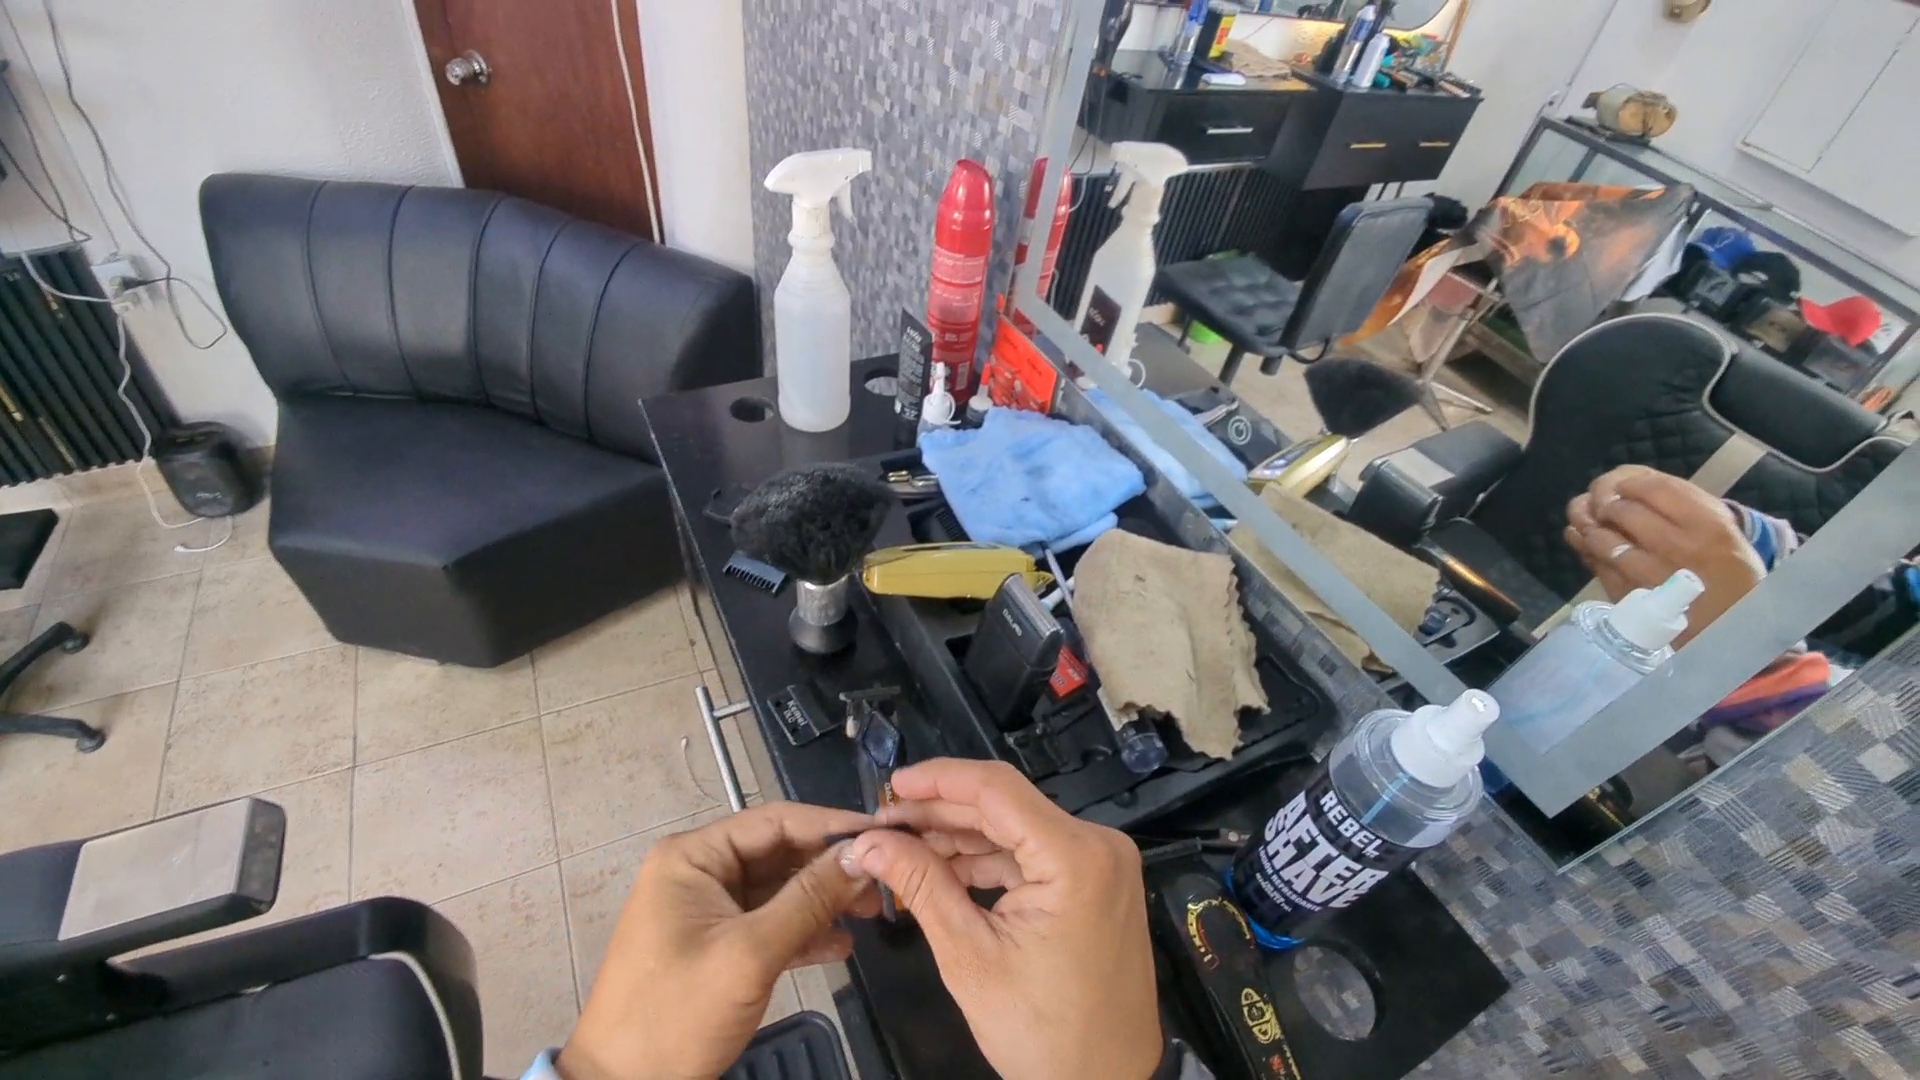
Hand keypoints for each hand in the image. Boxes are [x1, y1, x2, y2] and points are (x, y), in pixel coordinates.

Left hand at [560, 803, 877, 1079]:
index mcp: (695, 856)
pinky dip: (805, 930)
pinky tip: (841, 945)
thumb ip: (810, 899)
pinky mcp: (719, 942)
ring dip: (824, 899)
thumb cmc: (675, 1014)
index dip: (831, 824)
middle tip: (882, 881)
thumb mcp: (750, 954)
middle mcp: (702, 870)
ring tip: (871, 912)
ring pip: (781, 887)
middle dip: (831, 867)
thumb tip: (864, 854)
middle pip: (781, 852)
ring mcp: (710, 908)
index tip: (883, 833)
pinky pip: (771, 921)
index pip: (775, 821)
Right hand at [843, 759, 1162, 1079]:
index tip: (891, 786)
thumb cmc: (1041, 1032)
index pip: (997, 789)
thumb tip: (868, 842)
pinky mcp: (1094, 880)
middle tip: (886, 824)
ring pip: (1016, 828)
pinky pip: (1032, 855)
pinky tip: (944, 869)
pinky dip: (988, 860)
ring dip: (961, 837)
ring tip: (904, 848)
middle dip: (941, 813)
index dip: (939, 780)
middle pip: (1005, 806)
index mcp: (1075, 855)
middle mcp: (1096, 843)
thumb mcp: (969, 956)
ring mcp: (1100, 861)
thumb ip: (920, 884)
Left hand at [1563, 464, 1765, 645]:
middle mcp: (1677, 546)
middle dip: (1604, 502)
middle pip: (1619, 510)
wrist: (1733, 627)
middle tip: (1604, 504)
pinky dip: (1583, 545)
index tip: (1622, 486)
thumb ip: (1682, 506)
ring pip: (1599, 536)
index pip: (1654, 488)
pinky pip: (1593, 561)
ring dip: (1588, 524)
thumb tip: (1630, 482)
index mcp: (1709, 526)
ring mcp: (1647, 572)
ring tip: (1591, 520)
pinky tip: (1586, 539)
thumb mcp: (1724, 533)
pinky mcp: (1625, 592)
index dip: (1627, 482)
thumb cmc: (1731, 574)